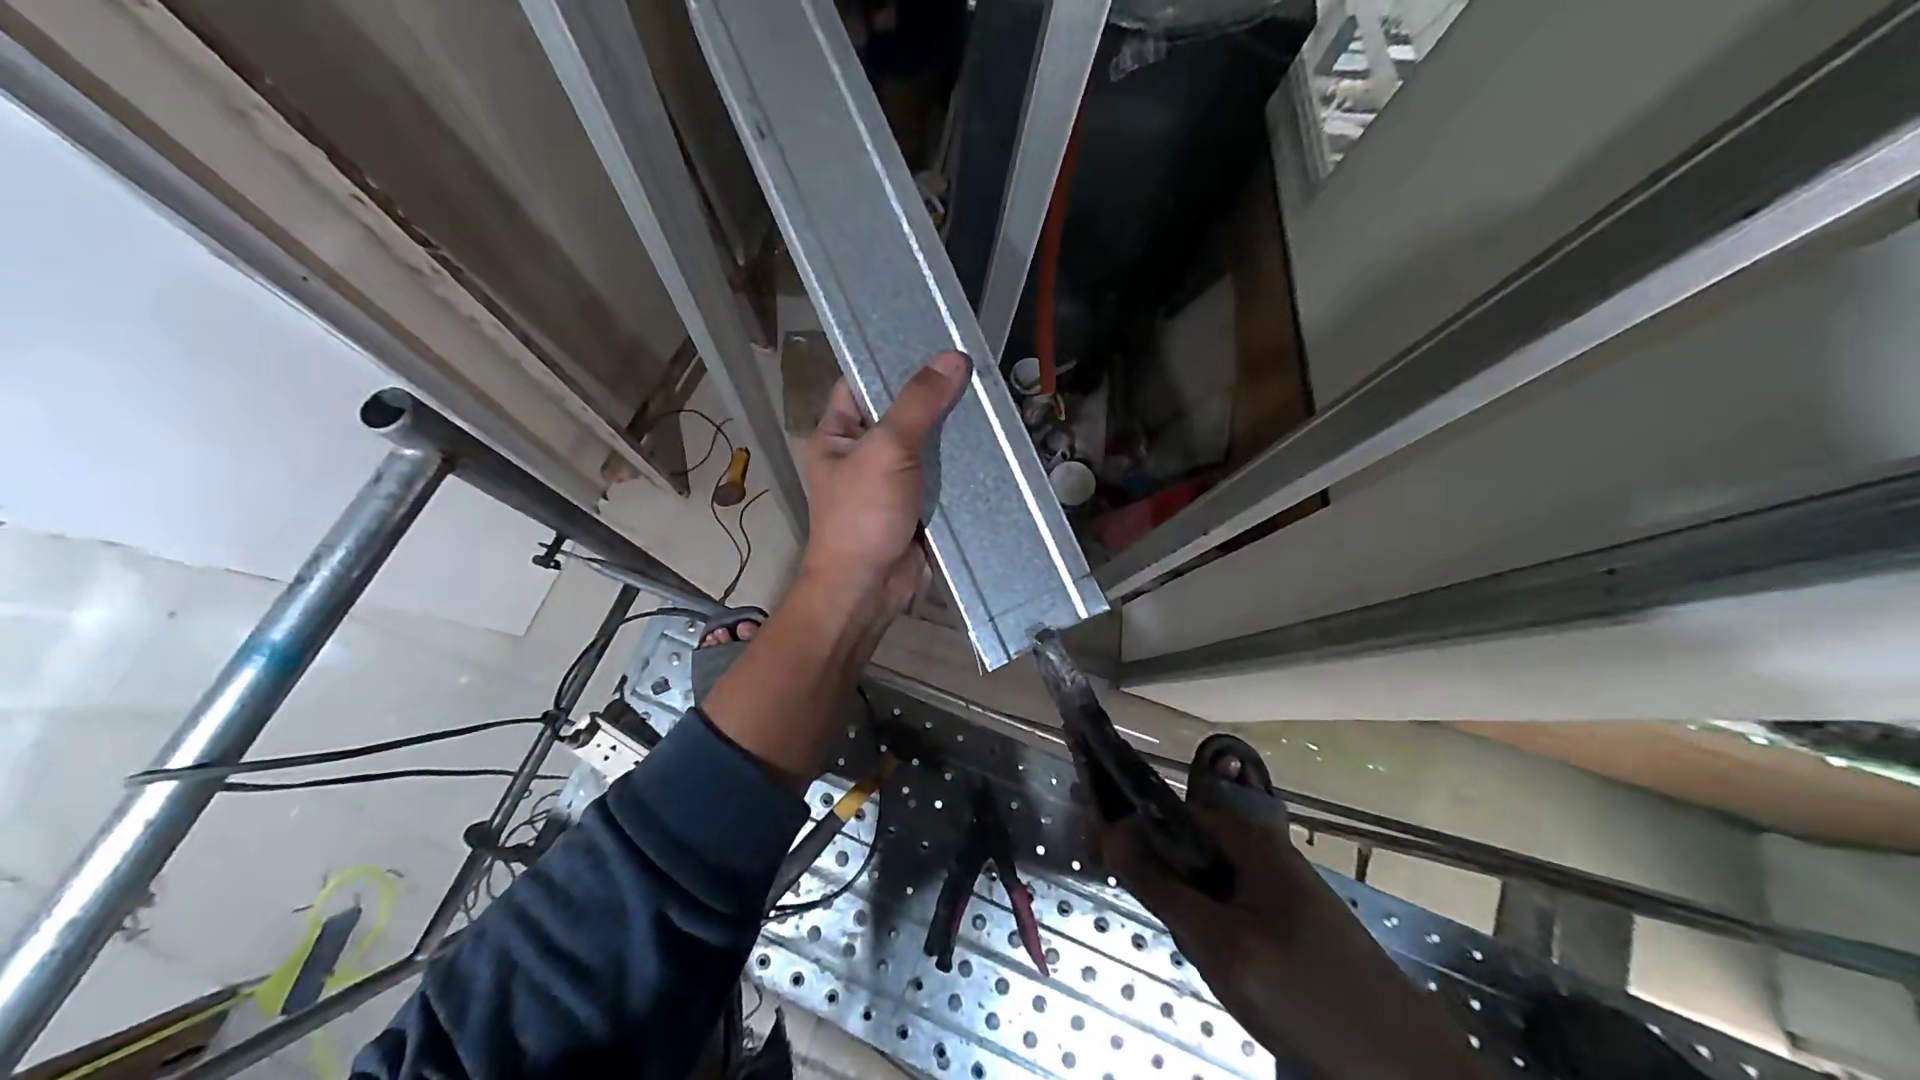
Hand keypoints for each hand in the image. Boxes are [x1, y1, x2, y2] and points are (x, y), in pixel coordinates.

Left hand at [700, 351, 967, 790]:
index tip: (932, 340)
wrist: (867, 589)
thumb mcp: (886, 449)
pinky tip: (990, 444)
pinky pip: (939, 474)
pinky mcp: (916, 504)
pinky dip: (960, 464)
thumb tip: (952, 359)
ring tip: (989, 398)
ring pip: (925, 444)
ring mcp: (890, 480)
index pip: (860, 382)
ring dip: (952, 430)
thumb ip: (918, 404)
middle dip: (934, 395)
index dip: (892, 360)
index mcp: (837, 433)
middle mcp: (861, 452)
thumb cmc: (862, 515)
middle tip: (974, 368)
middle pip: (899, 411)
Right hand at [1103, 777, 1489, 1079]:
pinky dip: (1220, 935)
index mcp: (1251, 840)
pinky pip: (1234, 911)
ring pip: (1209, 885)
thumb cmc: (1306, 997)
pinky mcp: (1292, 921)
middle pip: (1189, 848)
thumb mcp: (1219, 944)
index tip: (1112, 869)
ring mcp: (1282, 887)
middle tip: (1180, 937)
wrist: (1407, 1071)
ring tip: (1212, 964)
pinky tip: (1235, 976)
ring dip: (1194, 917)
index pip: (1171, 811)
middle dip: (1170, 888)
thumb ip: (1160, 886)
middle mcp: (1266, 851)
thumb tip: (1109, 830)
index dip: (1137, 835)